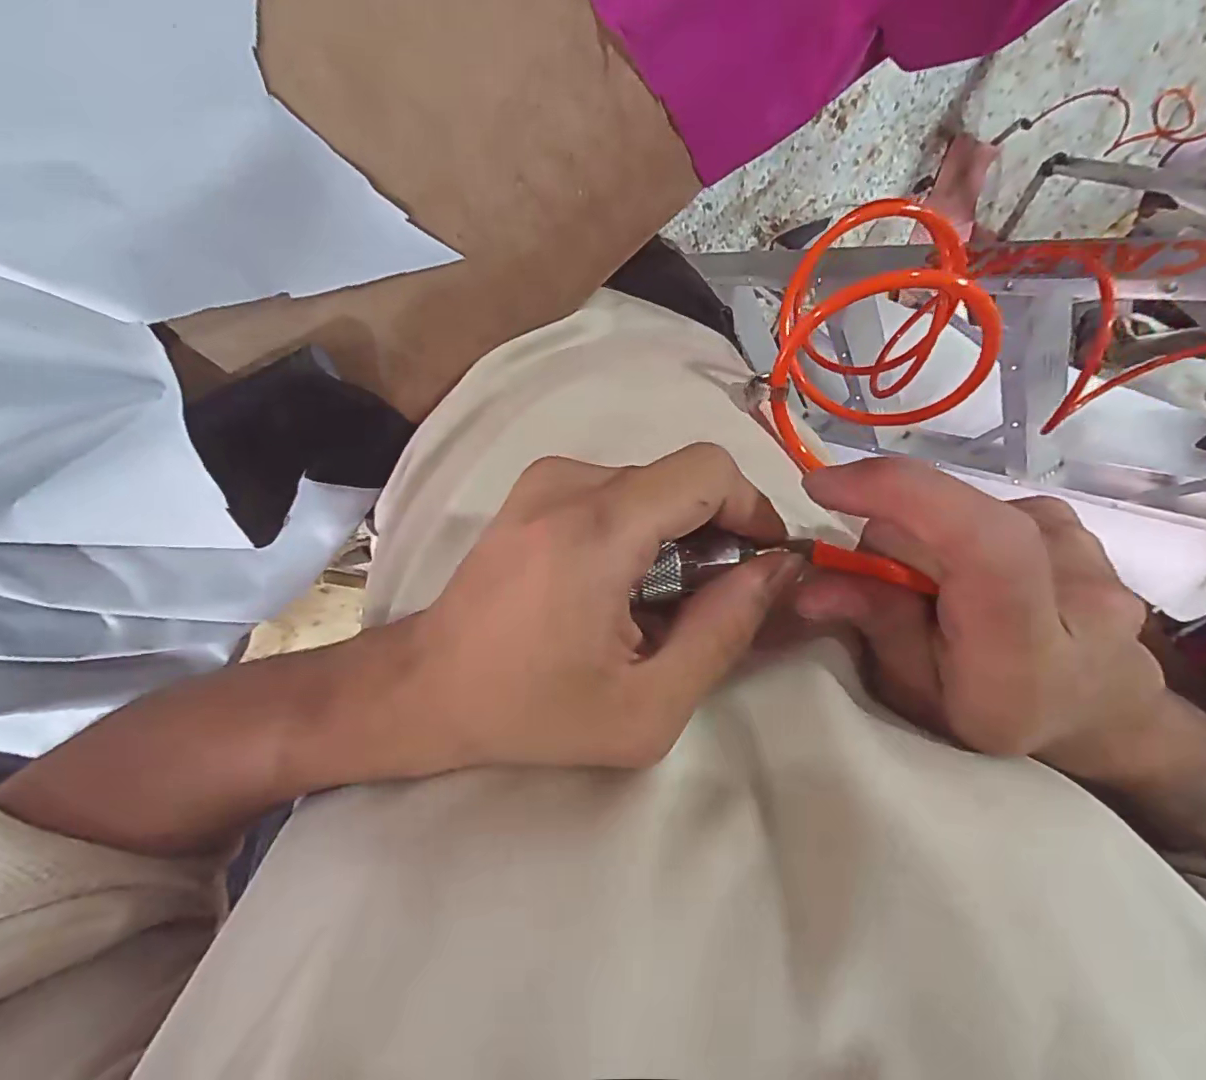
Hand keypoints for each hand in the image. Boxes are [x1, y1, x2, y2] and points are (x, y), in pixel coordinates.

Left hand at [386, 443, 802, 772]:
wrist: (429, 687)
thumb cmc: (532, 709)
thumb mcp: (647, 705)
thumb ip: (725, 632)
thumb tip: (776, 571)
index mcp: (598, 528)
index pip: (709, 469)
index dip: (752, 510)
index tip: (756, 566)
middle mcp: (568, 483)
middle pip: (680, 479)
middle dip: (715, 534)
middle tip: (710, 604)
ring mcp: (541, 481)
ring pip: (648, 486)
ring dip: (673, 537)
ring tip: (656, 606)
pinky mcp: (528, 493)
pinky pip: (611, 492)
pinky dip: (635, 530)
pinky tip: (616, 589)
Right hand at [793, 457, 1169, 783]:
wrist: (1101, 716)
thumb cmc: (996, 720)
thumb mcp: (919, 696)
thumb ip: (876, 629)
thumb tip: (812, 583)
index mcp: (1027, 651)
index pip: (980, 542)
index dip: (899, 496)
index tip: (824, 488)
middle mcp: (1074, 587)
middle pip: (941, 523)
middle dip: (887, 544)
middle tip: (878, 593)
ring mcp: (1084, 549)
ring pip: (956, 510)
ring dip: (921, 545)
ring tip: (934, 596)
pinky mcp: (1075, 525)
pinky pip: (980, 507)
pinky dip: (950, 537)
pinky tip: (967, 578)